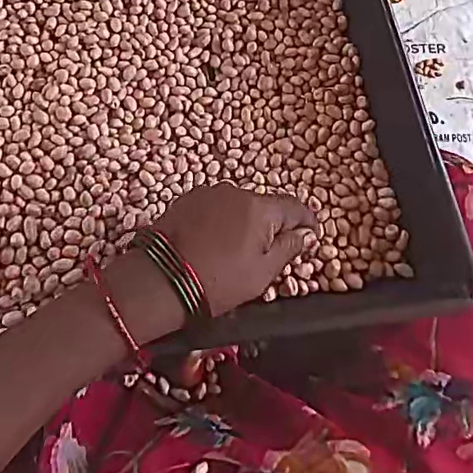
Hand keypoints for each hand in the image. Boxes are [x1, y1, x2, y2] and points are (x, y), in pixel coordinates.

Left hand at [152, 183, 315, 314]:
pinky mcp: (187, 199)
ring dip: (244, 222)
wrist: (161, 278)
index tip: (311, 234)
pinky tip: (216, 242)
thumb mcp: (262, 272)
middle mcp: (234, 191)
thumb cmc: (217, 280)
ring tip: (239, 250)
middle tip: (273, 251)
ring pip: (238, 205)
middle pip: (264, 205)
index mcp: (259, 207)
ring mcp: (208, 193)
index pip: (294, 207)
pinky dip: (221, 220)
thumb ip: (288, 248)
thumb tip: (306, 234)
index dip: (306, 221)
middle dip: (272, 224)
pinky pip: (215, 207)